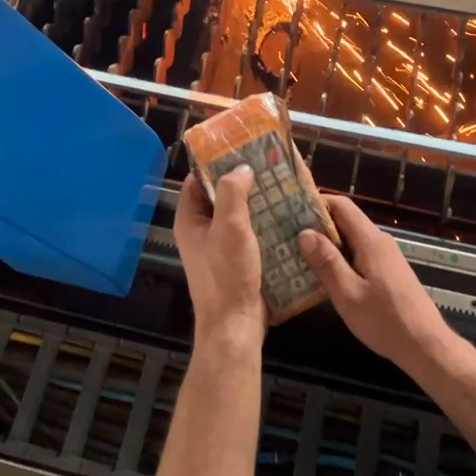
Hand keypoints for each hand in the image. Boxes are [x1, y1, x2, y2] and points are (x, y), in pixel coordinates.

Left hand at [174, 167, 267, 347]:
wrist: (236, 326)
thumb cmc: (227, 274)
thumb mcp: (230, 227)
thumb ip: (232, 192)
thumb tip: (242, 167)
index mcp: (190, 221)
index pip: (197, 181)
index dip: (215, 164)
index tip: (240, 149)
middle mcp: (201, 231)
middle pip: (219, 196)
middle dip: (242, 180)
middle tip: (268, 164)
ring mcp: (219, 248)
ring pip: (237, 215)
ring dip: (257, 202)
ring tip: (281, 185)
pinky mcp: (237, 262)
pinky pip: (249, 234)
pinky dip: (264, 223)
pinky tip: (285, 215)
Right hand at [298, 194, 451, 371]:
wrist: (426, 346)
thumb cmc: (385, 321)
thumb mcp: (348, 295)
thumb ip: (327, 262)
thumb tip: (304, 233)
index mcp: (370, 241)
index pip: (342, 205)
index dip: (317, 203)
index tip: (292, 213)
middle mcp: (380, 241)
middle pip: (346, 220)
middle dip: (318, 225)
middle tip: (289, 236)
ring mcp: (386, 256)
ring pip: (352, 238)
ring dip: (328, 243)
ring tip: (300, 254)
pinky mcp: (388, 271)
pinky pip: (359, 253)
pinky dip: (341, 257)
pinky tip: (325, 275)